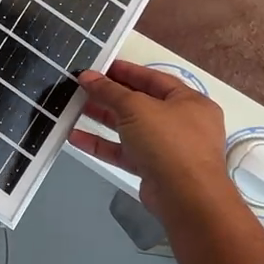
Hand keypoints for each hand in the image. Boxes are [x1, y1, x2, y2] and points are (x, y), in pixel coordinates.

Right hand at [70, 62, 239, 225]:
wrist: (187, 198)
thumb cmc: (168, 142)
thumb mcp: (136, 107)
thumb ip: (109, 90)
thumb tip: (87, 76)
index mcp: (190, 102)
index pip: (154, 79)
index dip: (125, 71)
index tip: (98, 66)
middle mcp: (182, 123)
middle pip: (140, 103)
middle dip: (109, 95)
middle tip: (81, 87)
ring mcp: (168, 148)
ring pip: (129, 127)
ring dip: (102, 118)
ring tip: (73, 108)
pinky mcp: (154, 168)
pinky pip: (124, 151)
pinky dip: (102, 143)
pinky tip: (75, 137)